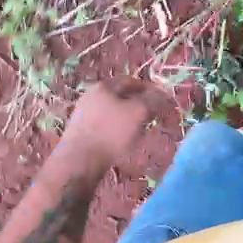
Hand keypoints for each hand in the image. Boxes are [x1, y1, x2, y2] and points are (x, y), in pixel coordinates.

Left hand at [59, 79, 175, 166]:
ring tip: (139, 131)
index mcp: (104, 86)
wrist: (78, 162)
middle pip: (120, 96)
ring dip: (127, 118)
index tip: (160, 101)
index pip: (131, 81)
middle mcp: (90, 96)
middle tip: (151, 116)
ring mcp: (82, 114)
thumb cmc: (111, 133)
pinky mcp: (79, 132)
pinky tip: (121, 142)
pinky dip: (115, 130)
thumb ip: (153, 100)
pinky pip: (103, 125)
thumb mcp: (139, 112)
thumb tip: (164, 95)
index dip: (148, 89)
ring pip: (112, 111)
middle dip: (138, 104)